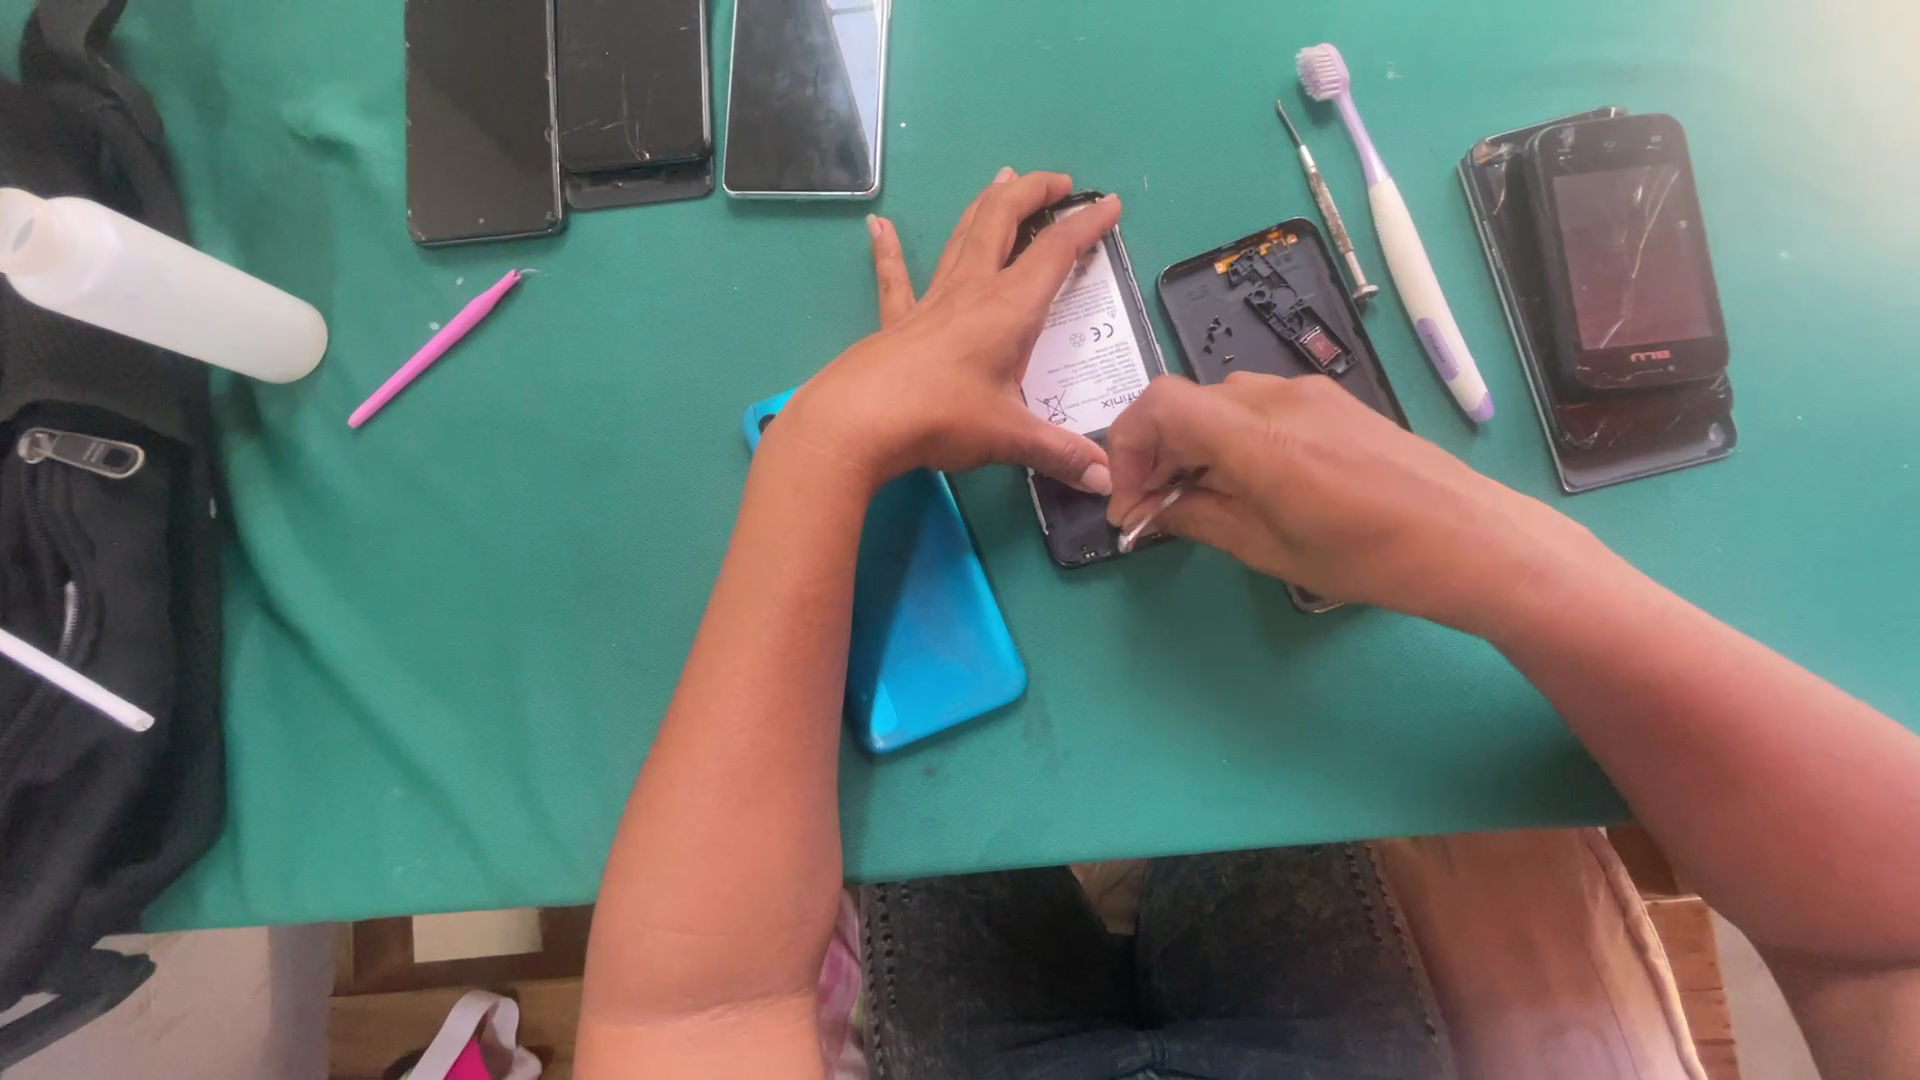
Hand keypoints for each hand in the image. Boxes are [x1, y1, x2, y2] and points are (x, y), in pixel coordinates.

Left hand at [770, 169, 1121, 492]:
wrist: (860, 421)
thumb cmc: (942, 417)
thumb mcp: (1010, 437)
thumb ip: (1062, 454)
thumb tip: (1107, 480)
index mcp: (1009, 308)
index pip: (1057, 252)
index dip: (1087, 225)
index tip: (1110, 205)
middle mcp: (972, 291)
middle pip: (1004, 222)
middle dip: (1034, 195)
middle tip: (1058, 183)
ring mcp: (930, 302)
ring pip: (961, 238)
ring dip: (985, 206)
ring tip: (1001, 180)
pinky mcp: (897, 322)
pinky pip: (896, 279)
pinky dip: (890, 251)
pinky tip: (878, 227)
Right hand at [1104, 372, 1606, 632]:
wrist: (1473, 539)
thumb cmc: (1366, 557)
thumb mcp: (1266, 548)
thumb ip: (1196, 518)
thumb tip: (1147, 512)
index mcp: (1254, 436)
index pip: (1157, 405)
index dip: (1126, 449)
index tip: (1132, 501)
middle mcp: (1273, 397)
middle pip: (1182, 404)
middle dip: (1154, 454)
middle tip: (1154, 509)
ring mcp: (1306, 393)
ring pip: (1216, 404)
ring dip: (1189, 447)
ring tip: (1198, 499)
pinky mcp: (1329, 401)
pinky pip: (1254, 408)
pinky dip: (1227, 440)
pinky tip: (1243, 482)